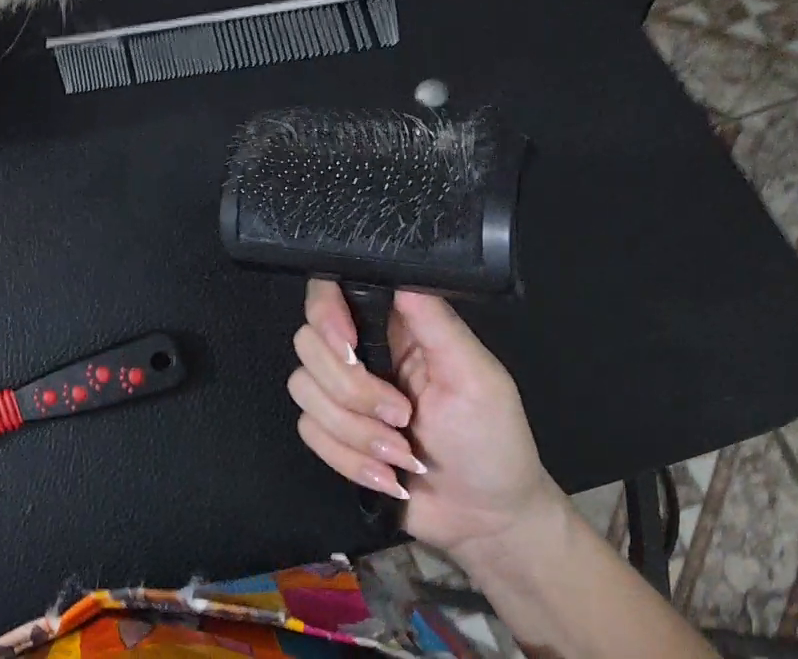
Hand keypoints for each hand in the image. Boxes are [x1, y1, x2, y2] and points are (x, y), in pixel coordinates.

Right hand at [288, 281, 567, 560]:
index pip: (331, 293)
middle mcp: (359, 354)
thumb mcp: (478, 379)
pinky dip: (350, 460)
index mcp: (393, 329)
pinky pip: (309, 430)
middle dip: (353, 391)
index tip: (348, 346)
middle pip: (308, 344)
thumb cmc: (493, 444)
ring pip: (304, 390)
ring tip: (402, 456)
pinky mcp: (329, 432)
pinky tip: (388, 476)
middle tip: (402, 417)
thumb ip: (437, 325)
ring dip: (356, 433)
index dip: (325, 313)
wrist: (487, 521)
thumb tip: (402, 276)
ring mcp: (340, 394)